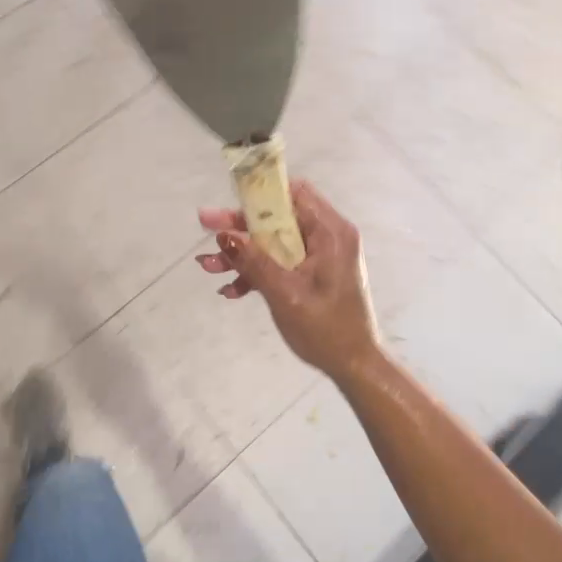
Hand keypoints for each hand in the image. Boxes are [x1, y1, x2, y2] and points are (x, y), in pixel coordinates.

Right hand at [196, 180, 383, 380]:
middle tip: (206, 231)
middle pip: (278, 218)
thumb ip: (254, 261)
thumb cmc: (326, 330)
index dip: (261, 193)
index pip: (294, 193)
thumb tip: (223, 235)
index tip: (230, 199)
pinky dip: (257, 271)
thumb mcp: (284, 294)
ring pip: (274, 241)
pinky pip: (280, 261)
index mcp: (331, 233)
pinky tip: (231, 290)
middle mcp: (328, 236)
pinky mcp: (313, 273)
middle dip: (240, 228)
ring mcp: (321, 255)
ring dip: (243, 253)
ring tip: (210, 268)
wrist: (355, 368)